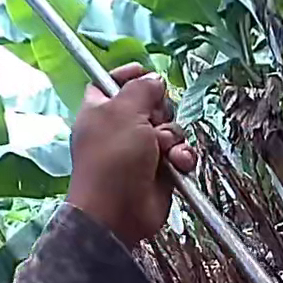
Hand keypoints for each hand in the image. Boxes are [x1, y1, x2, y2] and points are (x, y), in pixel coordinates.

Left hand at [66, 63, 196, 246]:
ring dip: (173, 138)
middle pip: (151, 105)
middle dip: (161, 112)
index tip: (145, 71)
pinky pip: (180, 154)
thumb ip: (141, 89)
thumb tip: (154, 80)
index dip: (128, 75)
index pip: (111, 83)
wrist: (118, 211)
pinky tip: (177, 164)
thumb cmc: (113, 158)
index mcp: (100, 111)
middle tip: (153, 121)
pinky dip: (182, 158)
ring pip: (171, 130)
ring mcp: (142, 151)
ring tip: (163, 151)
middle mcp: (121, 129)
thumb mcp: (123, 111)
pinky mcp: (162, 171)